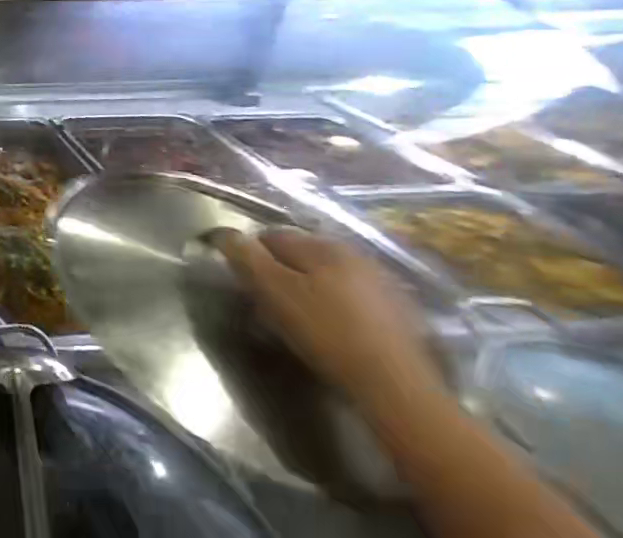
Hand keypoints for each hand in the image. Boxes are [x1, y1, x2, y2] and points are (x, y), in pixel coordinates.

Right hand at [215, 228, 443, 411]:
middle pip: (301, 253)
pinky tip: (334, 333)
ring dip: (308, 289)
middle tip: (269, 306)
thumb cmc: (328, 335)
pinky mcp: (398, 311)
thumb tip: (223, 232)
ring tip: (299, 321)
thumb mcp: (276, 294)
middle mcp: (353, 252)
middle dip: (280, 272)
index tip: (245, 286)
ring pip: (327, 275)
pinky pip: (352, 296)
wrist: (399, 389)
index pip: (271, 235)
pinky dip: (336, 306)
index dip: (251, 256)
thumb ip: (247, 258)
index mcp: (322, 244)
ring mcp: (380, 281)